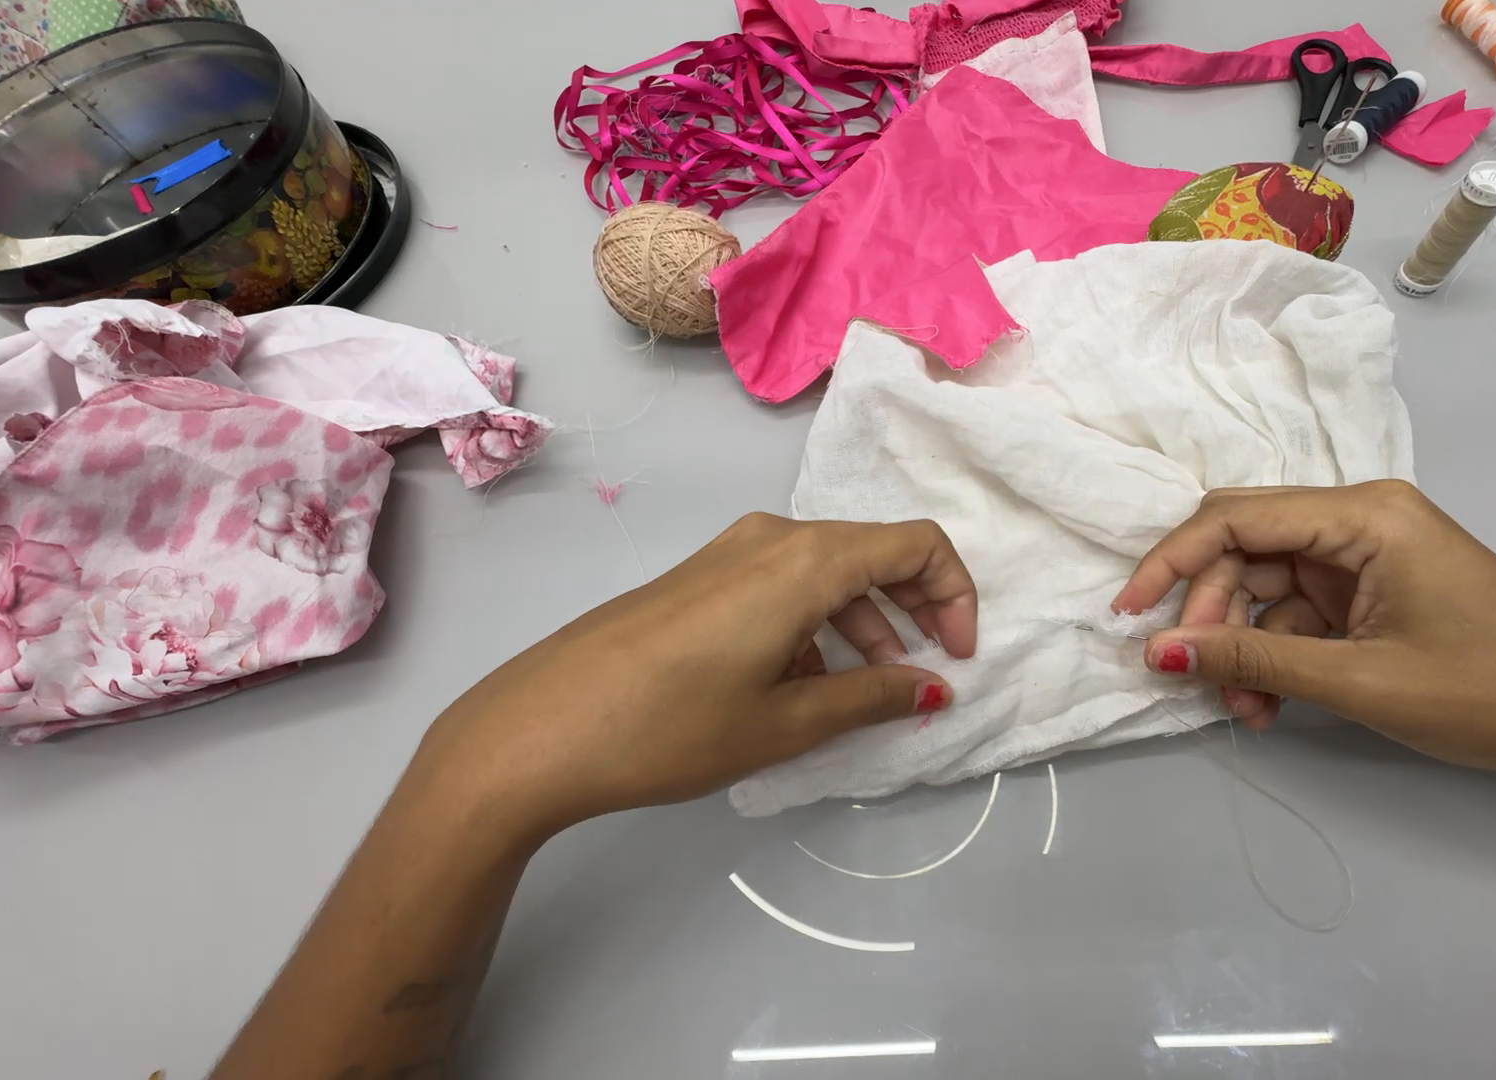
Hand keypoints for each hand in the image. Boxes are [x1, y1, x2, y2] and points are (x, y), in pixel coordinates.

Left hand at [411, 514, 976, 846]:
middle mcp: (773, 536)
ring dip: (864, 621)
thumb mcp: (785, 721)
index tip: (958, 656)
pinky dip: (815, 620)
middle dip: (914, 609)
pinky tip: (799, 679)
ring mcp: (730, 551)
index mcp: (806, 559)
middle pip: (873, 552)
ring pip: (827, 570)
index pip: (915, 544)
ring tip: (864, 689)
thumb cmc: (672, 727)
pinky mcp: (701, 575)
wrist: (537, 729)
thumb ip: (871, 697)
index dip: (954, 594)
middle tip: (923, 674)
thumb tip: (934, 689)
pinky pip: (783, 582)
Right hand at [1114, 481, 1495, 775]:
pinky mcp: (1365, 589)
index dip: (1170, 563)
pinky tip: (1272, 704)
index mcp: (1362, 515)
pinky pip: (1291, 613)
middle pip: (1241, 548)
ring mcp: (1360, 555)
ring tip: (1246, 707)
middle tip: (1192, 672)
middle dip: (1208, 611)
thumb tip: (1157, 654)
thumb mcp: (1359, 679)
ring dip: (1240, 645)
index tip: (1129, 614)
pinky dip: (1272, 655)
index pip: (1233, 520)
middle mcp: (1355, 519)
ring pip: (1260, 586)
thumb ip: (1250, 659)